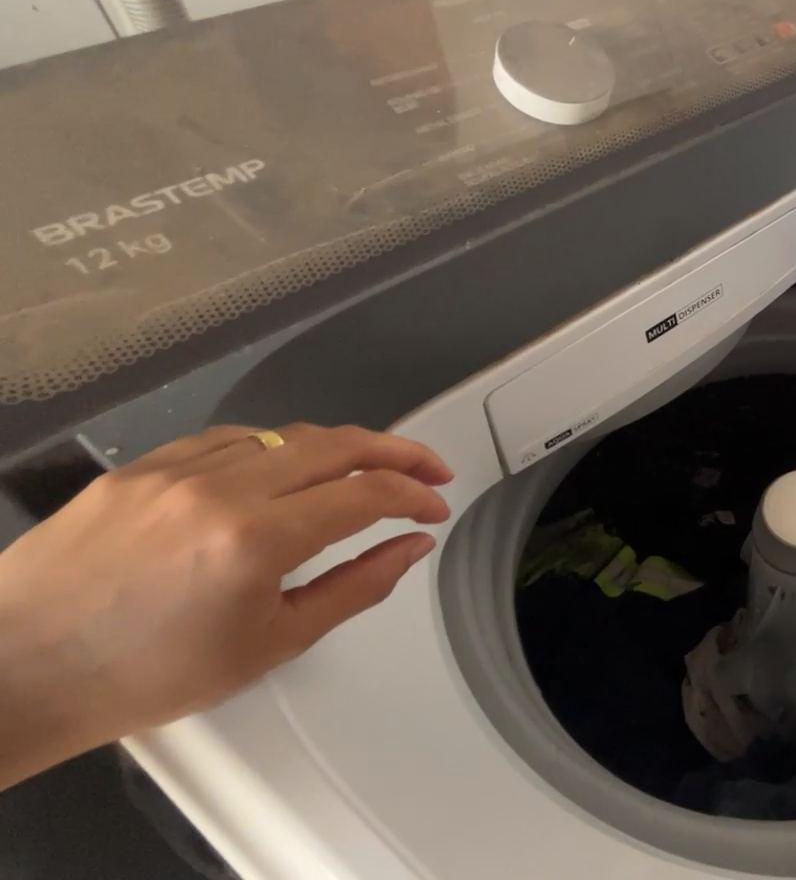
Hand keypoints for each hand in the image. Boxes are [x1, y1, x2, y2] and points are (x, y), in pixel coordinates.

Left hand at [0, 424, 451, 787]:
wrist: (4, 678)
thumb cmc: (141, 675)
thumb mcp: (272, 644)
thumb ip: (358, 586)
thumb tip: (412, 545)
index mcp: (256, 540)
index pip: (370, 492)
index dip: (418, 495)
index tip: (435, 511)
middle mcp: (220, 490)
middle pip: (342, 444)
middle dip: (402, 453)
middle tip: (432, 470)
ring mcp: (174, 473)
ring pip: (291, 434)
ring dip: (345, 448)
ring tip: (368, 469)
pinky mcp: (138, 470)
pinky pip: (232, 439)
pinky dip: (279, 447)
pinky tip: (289, 470)